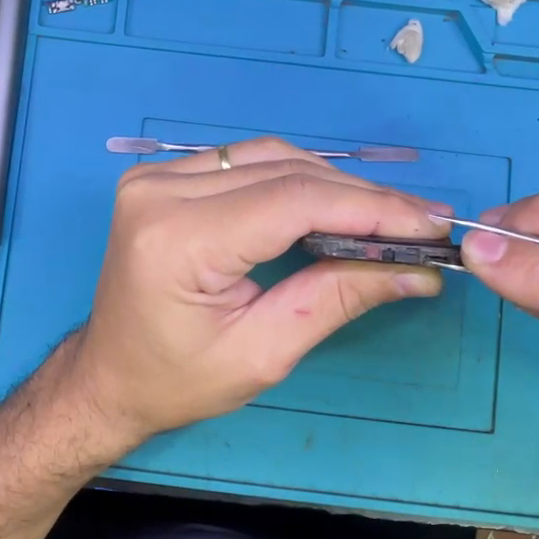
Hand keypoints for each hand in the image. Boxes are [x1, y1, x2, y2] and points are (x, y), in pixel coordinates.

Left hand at [65, 138, 448, 447]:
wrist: (107, 375)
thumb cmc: (175, 381)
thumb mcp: (261, 353)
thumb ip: (334, 299)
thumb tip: (415, 270)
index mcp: (177, 238)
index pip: (291, 201)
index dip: (369, 209)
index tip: (430, 224)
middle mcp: (160, 190)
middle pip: (283, 171)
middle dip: (360, 198)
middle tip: (422, 223)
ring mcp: (156, 177)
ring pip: (267, 157)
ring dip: (331, 183)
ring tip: (387, 217)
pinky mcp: (161, 177)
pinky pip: (244, 162)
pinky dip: (294, 180)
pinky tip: (332, 205)